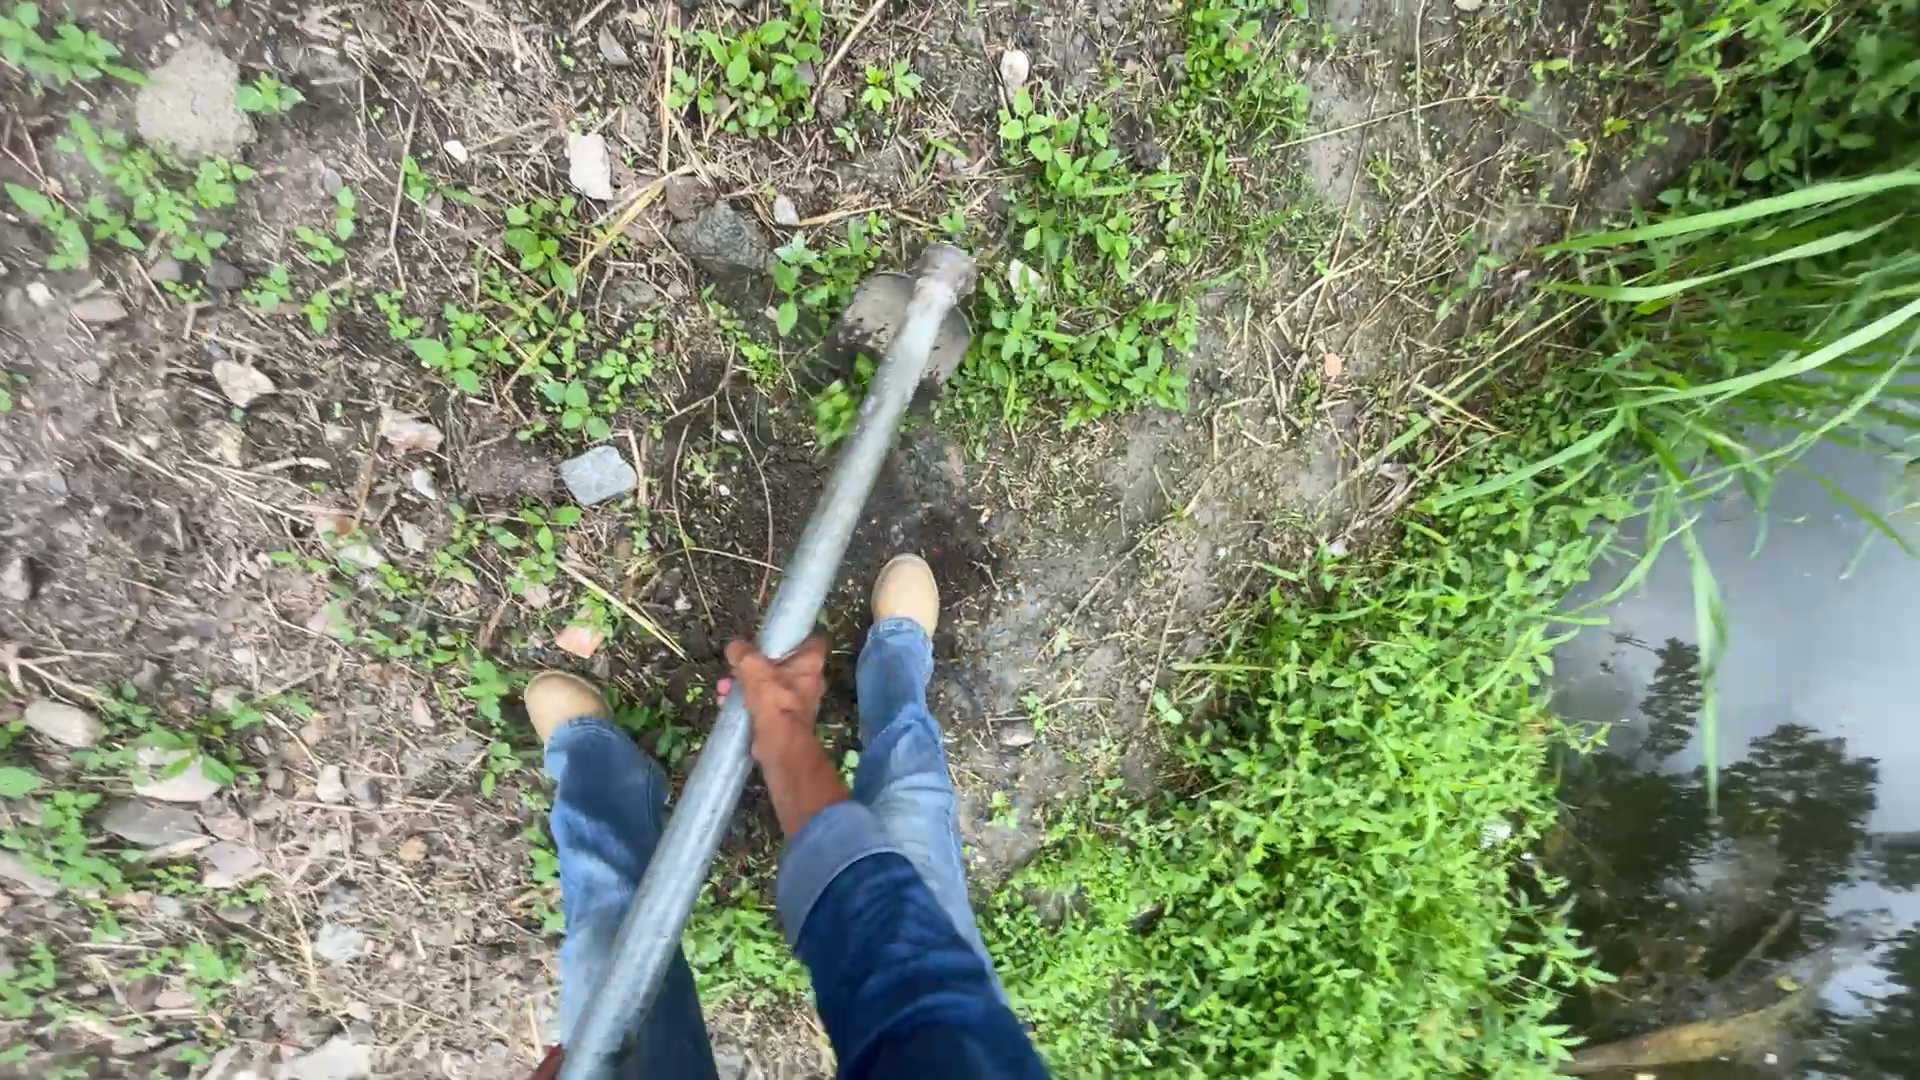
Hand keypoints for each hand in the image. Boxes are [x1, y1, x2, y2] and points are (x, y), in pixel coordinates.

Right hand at [725, 635, 827, 766]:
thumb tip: (734, 646)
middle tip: (736, 666)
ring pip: (771, 682)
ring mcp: (798, 699)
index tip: (772, 637)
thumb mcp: (754, 670)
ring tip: (725, 686)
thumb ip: (743, 654)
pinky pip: (766, 701)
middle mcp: (810, 678)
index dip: (792, 636)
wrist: (781, 744)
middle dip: (755, 664)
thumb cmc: (774, 700)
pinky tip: (726, 701)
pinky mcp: (785, 716)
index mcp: (812, 662)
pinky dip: (749, 700)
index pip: (810, 639)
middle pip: (782, 662)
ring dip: (746, 683)